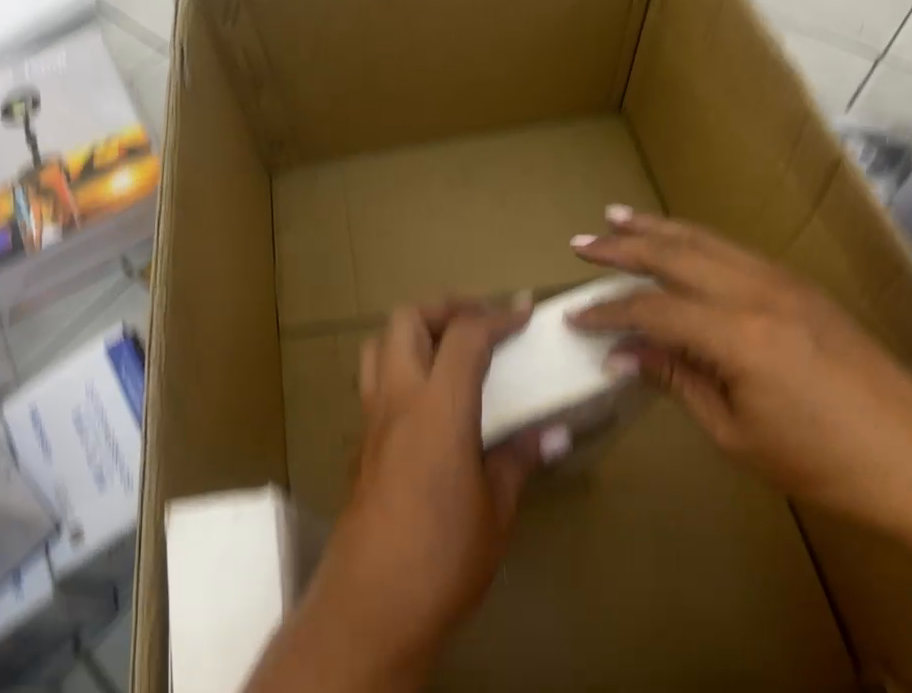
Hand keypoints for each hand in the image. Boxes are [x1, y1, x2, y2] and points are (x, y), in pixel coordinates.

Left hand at [250, 301, 559, 692]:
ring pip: (379, 345)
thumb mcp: (496, 509)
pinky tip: (431, 403)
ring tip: (451, 350)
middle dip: (445, 307)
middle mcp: (396, 400)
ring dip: (414, 332)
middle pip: (406, 319)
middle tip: (481, 320)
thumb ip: (518, 460)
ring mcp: (371, 421)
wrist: (372, 604)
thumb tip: (550, 434)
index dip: (496, 316)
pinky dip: (402, 369)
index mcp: (437, 408)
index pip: (465, 335)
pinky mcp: (361, 445)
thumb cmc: (444, 557)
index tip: (523, 314)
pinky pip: (375, 383)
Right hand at [568, 206, 911, 535]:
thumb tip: (624, 355)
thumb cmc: (824, 464)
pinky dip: (699, 241)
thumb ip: (678, 380)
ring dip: (659, 229)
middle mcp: (759, 294)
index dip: (609, 312)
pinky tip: (681, 242)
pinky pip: (737, 252)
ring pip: (708, 242)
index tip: (573, 316)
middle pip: (676, 256)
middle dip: (624, 246)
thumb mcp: (735, 433)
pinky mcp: (805, 289)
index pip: (654, 309)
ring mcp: (787, 285)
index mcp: (739, 336)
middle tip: (581, 241)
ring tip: (618, 216)